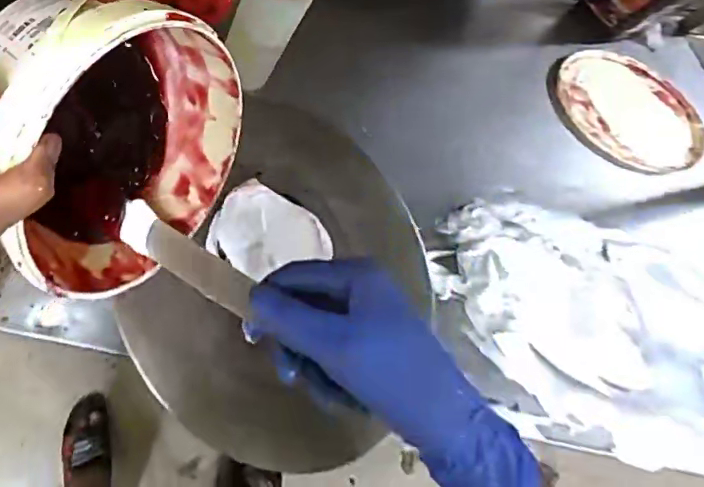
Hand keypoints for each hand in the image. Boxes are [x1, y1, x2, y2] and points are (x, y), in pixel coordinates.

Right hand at [247, 259, 540, 486]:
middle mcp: (364, 287)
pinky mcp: (379, 345)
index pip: (294, 275)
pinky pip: (337, 349)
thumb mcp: (331, 345)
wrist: (454, 429)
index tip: (251, 332)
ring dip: (314, 364)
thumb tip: (250, 295)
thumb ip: (286, 317)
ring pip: (318, 332)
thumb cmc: (391, 374)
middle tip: (289, 373)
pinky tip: (344, 397)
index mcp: (357, 273)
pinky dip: (333, 374)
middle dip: (295, 343)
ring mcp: (373, 316)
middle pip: (305, 306)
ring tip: (326, 392)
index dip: (268, 300)